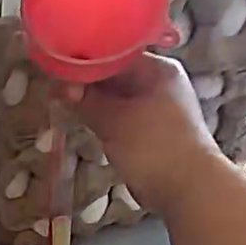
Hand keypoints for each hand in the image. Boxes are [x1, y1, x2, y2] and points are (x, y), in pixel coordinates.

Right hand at [63, 53, 225, 209]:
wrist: (189, 190)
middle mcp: (159, 86)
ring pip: (118, 102)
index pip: (115, 55)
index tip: (58, 71)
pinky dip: (105, 123)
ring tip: (64, 107)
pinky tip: (85, 125)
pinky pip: (122, 122)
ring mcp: (156, 112)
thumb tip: (59, 88)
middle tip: (56, 92)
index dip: (86, 62)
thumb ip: (86, 102)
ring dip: (94, 106)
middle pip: (116, 78)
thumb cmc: (154, 147)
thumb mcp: (115, 121)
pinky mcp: (151, 137)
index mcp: (158, 70)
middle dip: (88, 86)